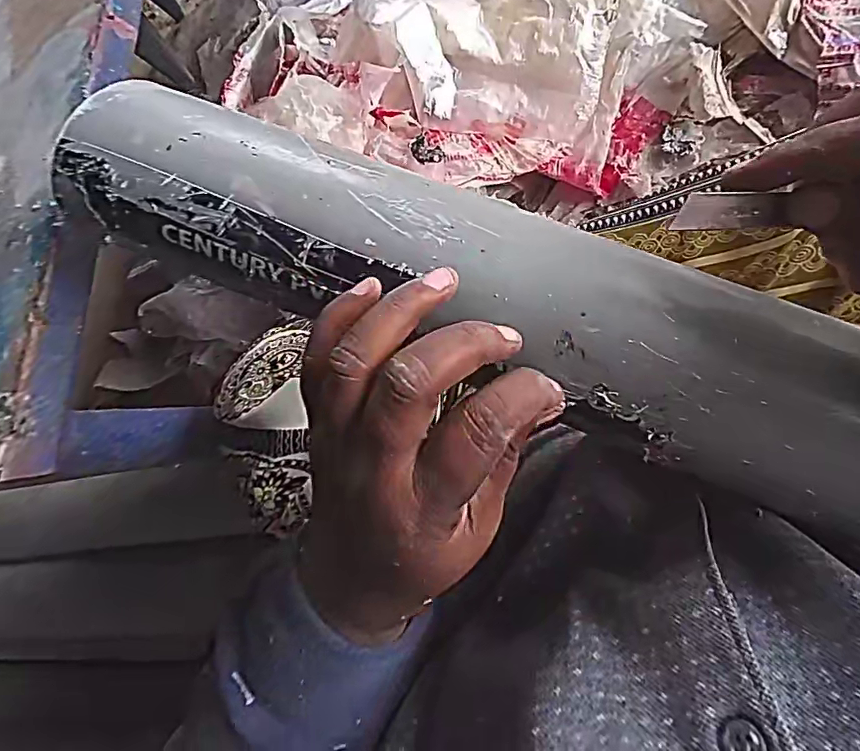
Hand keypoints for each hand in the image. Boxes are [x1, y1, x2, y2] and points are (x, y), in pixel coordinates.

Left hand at [295, 269, 565, 643]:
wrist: (346, 576)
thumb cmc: (418, 558)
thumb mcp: (478, 531)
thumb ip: (504, 459)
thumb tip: (540, 397)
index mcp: (421, 510)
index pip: (472, 437)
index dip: (516, 398)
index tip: (542, 384)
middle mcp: (372, 467)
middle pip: (406, 385)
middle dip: (461, 344)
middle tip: (502, 335)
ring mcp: (336, 435)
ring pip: (356, 360)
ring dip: (400, 311)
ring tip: (442, 284)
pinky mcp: (317, 414)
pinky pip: (318, 356)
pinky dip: (342, 314)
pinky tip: (374, 288)